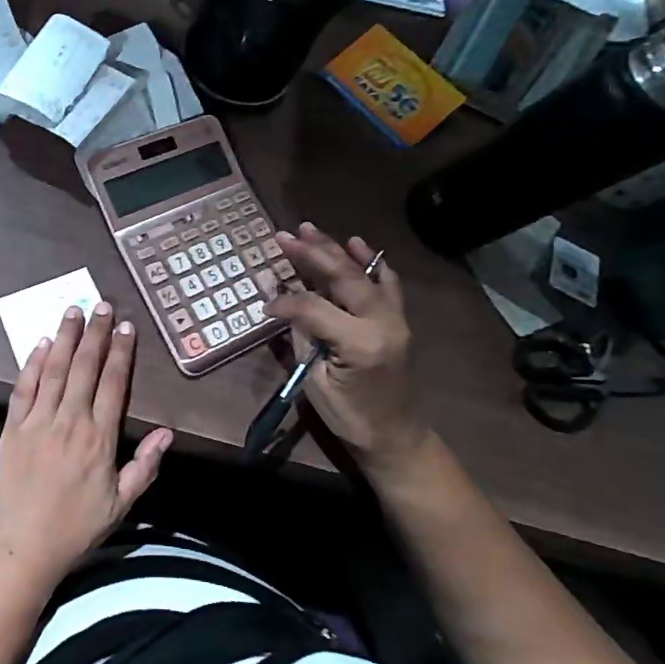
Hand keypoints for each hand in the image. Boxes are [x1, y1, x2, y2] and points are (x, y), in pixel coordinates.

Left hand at [0, 302, 172, 592]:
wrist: (21, 548)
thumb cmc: (75, 529)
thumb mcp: (120, 505)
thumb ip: (144, 467)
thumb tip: (168, 433)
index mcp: (99, 439)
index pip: (113, 383)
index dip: (121, 352)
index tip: (126, 327)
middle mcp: (69, 422)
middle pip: (84, 367)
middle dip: (96, 333)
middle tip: (102, 305)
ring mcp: (37, 422)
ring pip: (54, 369)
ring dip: (64, 337)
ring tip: (73, 310)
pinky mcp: (12, 427)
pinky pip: (23, 387)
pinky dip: (32, 363)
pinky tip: (39, 343)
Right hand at [265, 223, 425, 471]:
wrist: (394, 434)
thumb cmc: (348, 414)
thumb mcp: (314, 380)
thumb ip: (301, 337)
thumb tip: (282, 305)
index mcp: (360, 342)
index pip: (313, 307)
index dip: (285, 302)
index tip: (266, 306)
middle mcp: (382, 322)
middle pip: (342, 278)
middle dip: (310, 254)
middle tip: (283, 236)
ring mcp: (395, 318)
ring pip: (363, 273)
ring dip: (335, 249)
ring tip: (309, 229)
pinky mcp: (398, 319)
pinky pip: (387, 283)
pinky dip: (371, 261)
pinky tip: (356, 243)